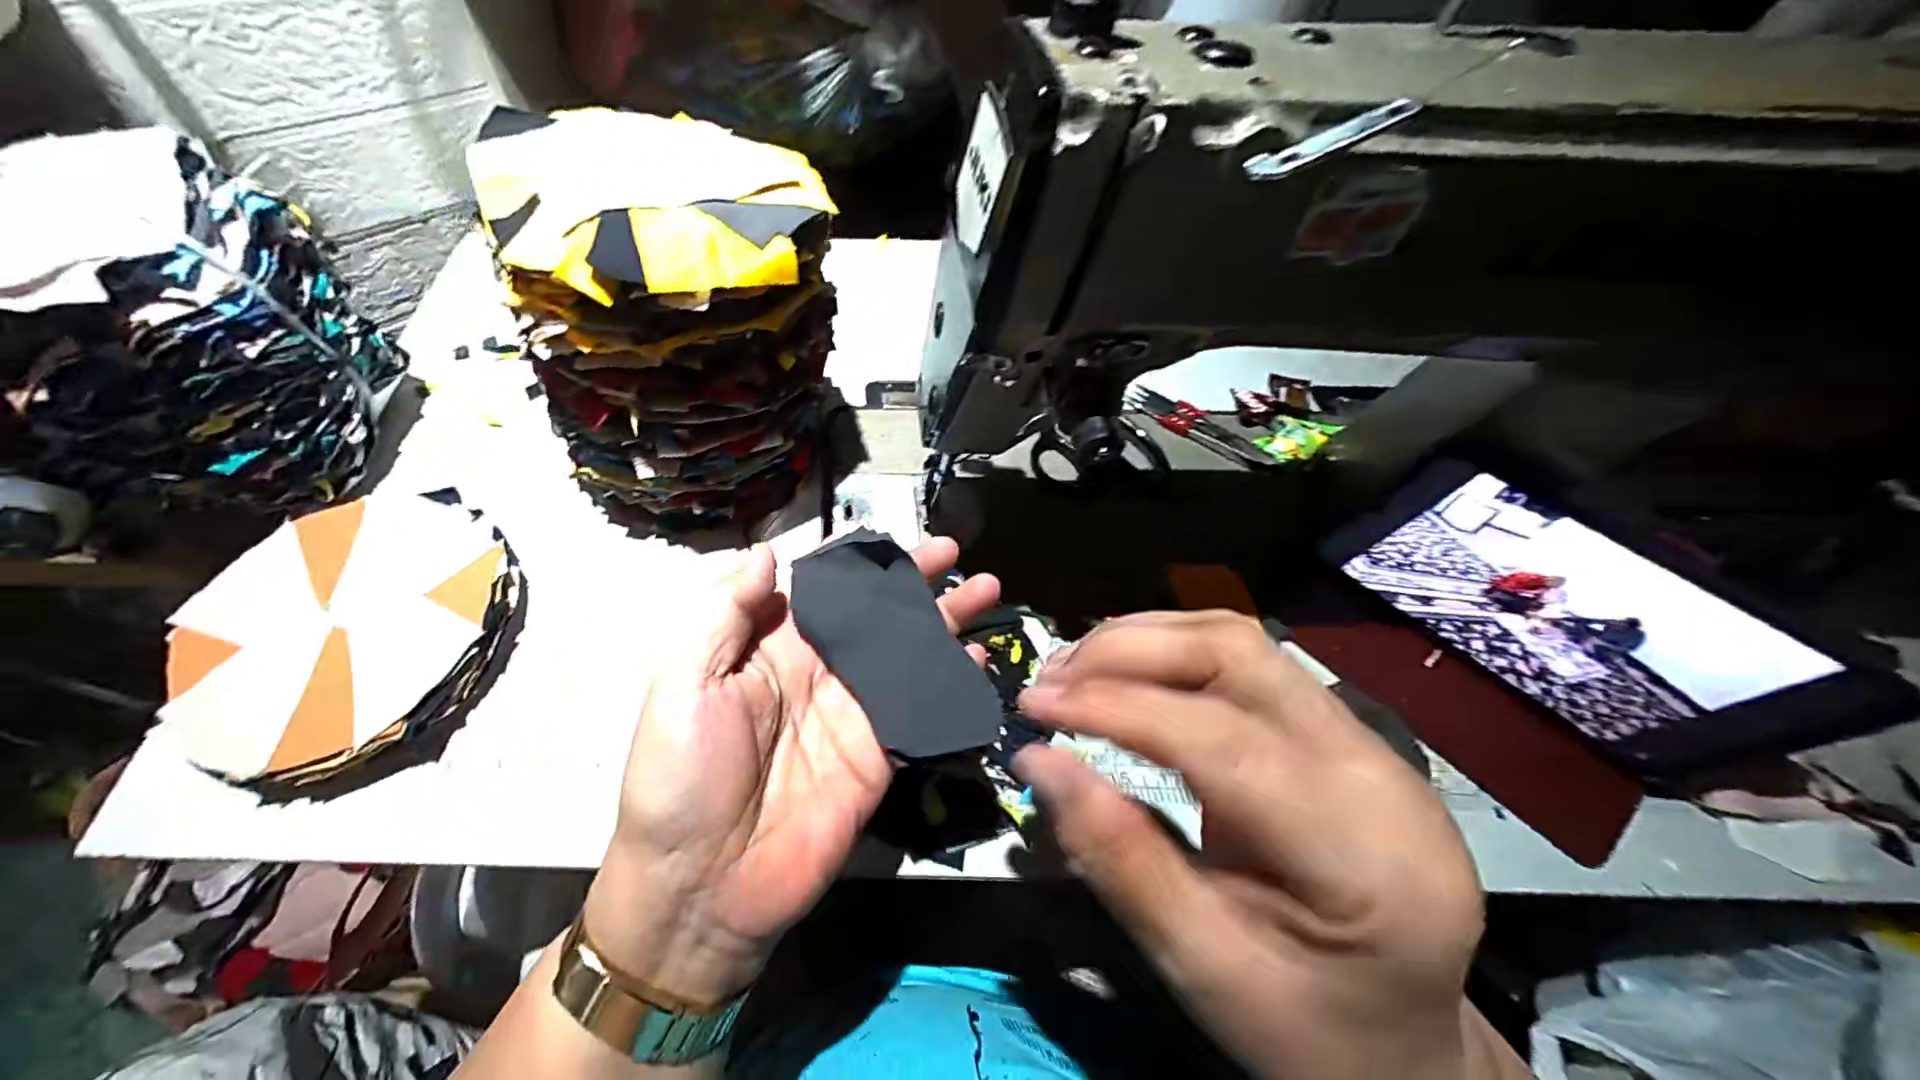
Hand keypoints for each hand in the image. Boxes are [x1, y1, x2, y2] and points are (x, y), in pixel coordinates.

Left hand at [582, 537, 999, 1006]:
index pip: (826, 590)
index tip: (897, 538)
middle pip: (879, 614)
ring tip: (985, 589)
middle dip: (917, 581)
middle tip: (955, 553)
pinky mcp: (881, 755)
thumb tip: (767, 553)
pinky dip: (953, 683)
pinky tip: (977, 660)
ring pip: (910, 653)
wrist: (702, 886)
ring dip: (946, 621)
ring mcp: (855, 714)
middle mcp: (821, 672)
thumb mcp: (683, 684)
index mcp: (773, 647)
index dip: (862, 561)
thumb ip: (725, 614)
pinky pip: (923, 709)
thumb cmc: (682, 776)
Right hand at [1014, 612, 1496, 1079]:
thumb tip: (1037, 761)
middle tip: (1049, 683)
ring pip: (1239, 642)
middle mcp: (1374, 769)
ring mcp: (1363, 740)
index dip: (1118, 709)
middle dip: (1127, 651)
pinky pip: (1246, 662)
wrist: (1405, 1045)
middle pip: (1237, 655)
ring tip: (1073, 672)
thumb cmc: (1307, 1030)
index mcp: (1363, 853)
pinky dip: (1170, 654)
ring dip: (1145, 641)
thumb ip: (1120, 860)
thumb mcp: (1203, 968)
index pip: (1224, 740)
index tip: (1035, 705)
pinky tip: (1124, 675)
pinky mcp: (1338, 730)